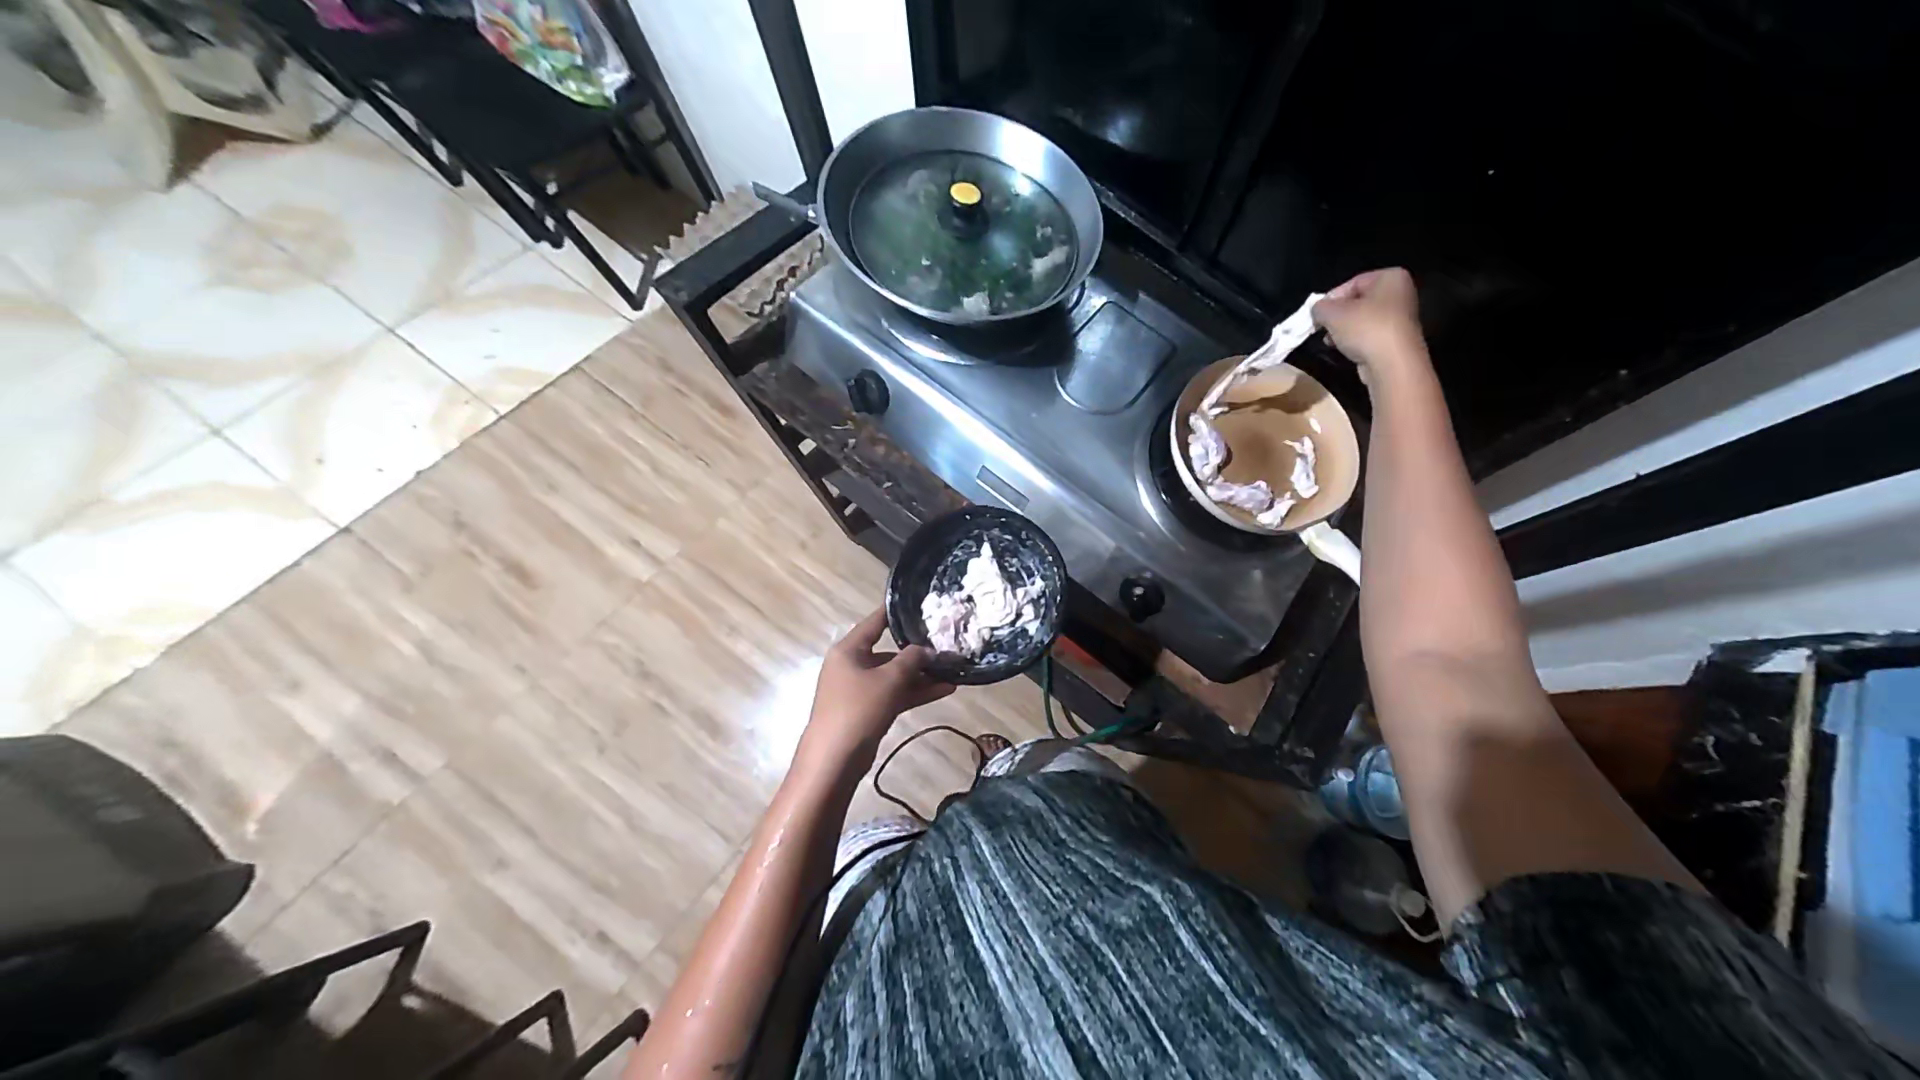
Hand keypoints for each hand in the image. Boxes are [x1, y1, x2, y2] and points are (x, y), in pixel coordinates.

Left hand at [801, 609, 954, 765]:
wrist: (835, 758)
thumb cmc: (858, 708)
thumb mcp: (889, 679)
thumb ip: (911, 659)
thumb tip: (927, 650)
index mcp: (849, 650)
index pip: (875, 622)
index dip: (895, 612)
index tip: (917, 602)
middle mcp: (852, 665)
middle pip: (888, 651)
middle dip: (918, 653)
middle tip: (946, 647)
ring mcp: (859, 689)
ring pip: (894, 676)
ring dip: (921, 675)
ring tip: (953, 671)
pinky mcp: (868, 710)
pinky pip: (894, 694)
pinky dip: (915, 692)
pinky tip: (944, 690)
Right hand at [1312, 268, 1429, 382]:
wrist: (1392, 362)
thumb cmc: (1364, 328)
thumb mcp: (1331, 313)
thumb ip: (1319, 307)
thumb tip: (1318, 310)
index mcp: (1390, 277)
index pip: (1352, 283)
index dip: (1330, 299)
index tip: (1317, 315)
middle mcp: (1400, 292)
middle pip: (1357, 301)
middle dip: (1337, 316)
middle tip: (1322, 328)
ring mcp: (1401, 316)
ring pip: (1362, 319)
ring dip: (1343, 329)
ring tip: (1331, 341)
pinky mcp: (1397, 337)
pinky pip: (1370, 333)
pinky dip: (1356, 339)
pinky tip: (1345, 349)